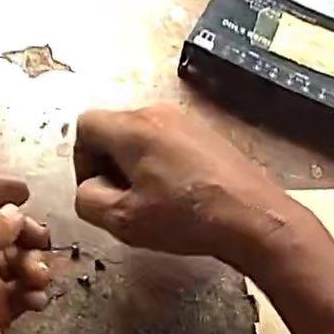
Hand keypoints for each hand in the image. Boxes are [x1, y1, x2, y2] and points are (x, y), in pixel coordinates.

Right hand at [74, 104, 303, 269]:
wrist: (252, 217)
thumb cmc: (186, 218)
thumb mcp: (124, 220)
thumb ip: (88, 201)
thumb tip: (89, 189)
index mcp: (132, 127)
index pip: (85, 126)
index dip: (82, 161)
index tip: (98, 192)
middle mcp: (160, 113)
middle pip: (116, 131)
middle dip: (111, 165)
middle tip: (125, 202)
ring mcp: (189, 122)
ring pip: (145, 139)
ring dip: (139, 168)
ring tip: (155, 204)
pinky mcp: (212, 137)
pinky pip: (173, 145)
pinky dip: (165, 167)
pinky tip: (181, 199)